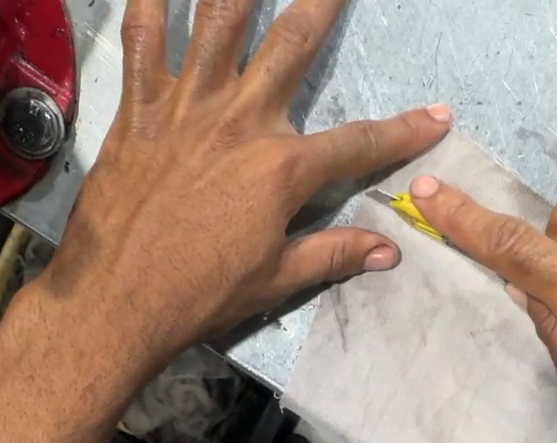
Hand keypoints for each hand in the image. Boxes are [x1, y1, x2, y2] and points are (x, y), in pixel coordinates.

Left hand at [23, 0, 451, 377]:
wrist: (119, 299)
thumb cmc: (201, 295)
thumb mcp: (276, 281)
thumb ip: (333, 255)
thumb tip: (389, 252)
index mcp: (281, 170)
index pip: (357, 146)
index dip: (403, 133)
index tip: (437, 117)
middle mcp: (240, 121)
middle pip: (293, 42)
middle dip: (324, 2)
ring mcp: (186, 106)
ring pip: (219, 18)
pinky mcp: (139, 107)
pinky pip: (143, 37)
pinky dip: (150, 1)